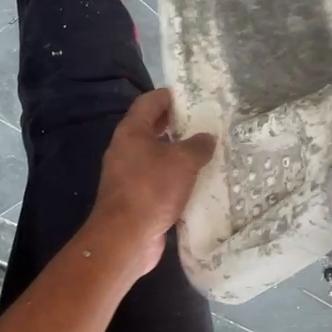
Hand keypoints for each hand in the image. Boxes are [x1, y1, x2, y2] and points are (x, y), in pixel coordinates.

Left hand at [77, 89, 215, 278]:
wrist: (126, 237)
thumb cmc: (152, 188)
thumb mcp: (183, 161)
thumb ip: (198, 145)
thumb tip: (207, 138)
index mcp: (131, 131)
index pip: (148, 103)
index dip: (167, 96)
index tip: (188, 94)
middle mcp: (125, 149)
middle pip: (150, 128)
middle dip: (173, 124)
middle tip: (201, 121)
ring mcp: (127, 175)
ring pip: (154, 155)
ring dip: (175, 152)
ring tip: (203, 150)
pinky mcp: (134, 198)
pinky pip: (156, 179)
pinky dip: (173, 177)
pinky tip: (194, 181)